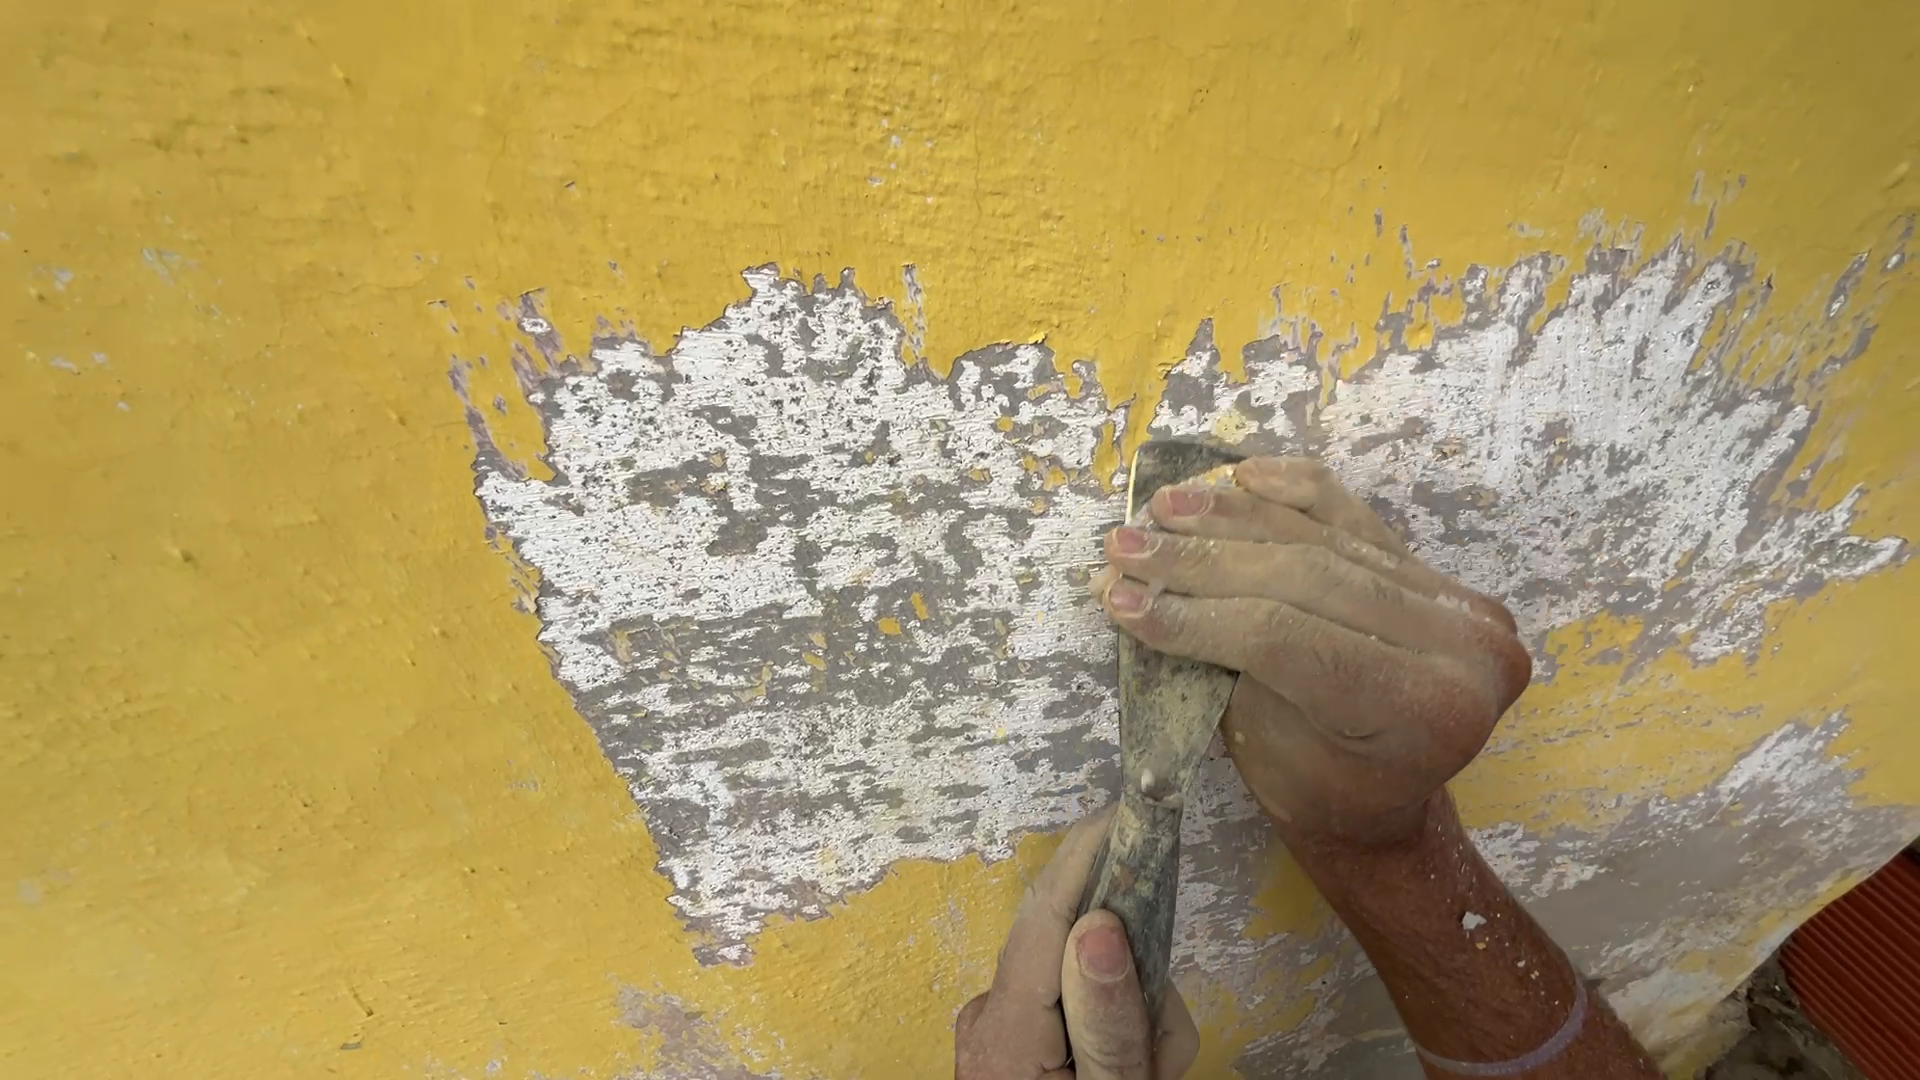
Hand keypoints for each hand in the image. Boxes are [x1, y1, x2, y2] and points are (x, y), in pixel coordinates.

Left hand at [954, 808, 1199, 1079]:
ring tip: (1151, 1066)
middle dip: (1128, 955)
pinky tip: (1131, 1062)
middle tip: (1162, 1024)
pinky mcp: (1013, 1031)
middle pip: (1066, 938)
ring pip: (1077, 966)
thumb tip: (1102, 922)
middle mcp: (990, 1012)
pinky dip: (1112, 1016)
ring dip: (1129, 1000)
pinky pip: (1069, 993)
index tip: (1125, 810)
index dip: (1085, 853)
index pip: (1046, 915)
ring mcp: (998, 1021)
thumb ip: (1109, 1023)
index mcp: (1006, 1030)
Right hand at [1092, 456, 1530, 843]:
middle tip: (1124, 546)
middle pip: (1302, 574)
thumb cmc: (1314, 789)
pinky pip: (1351, 513)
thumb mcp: (1257, 741)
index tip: (1119, 600)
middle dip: (1197, 560)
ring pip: (1319, 535)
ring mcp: (1454, 599)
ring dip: (1227, 516)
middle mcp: (1458, 645)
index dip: (1192, 615)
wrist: (1382, 793)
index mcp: (1420, 709)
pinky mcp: (1431, 569)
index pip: (1282, 638)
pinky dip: (1290, 488)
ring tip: (1160, 507)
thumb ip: (1203, 658)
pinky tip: (1239, 476)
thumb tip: (1124, 591)